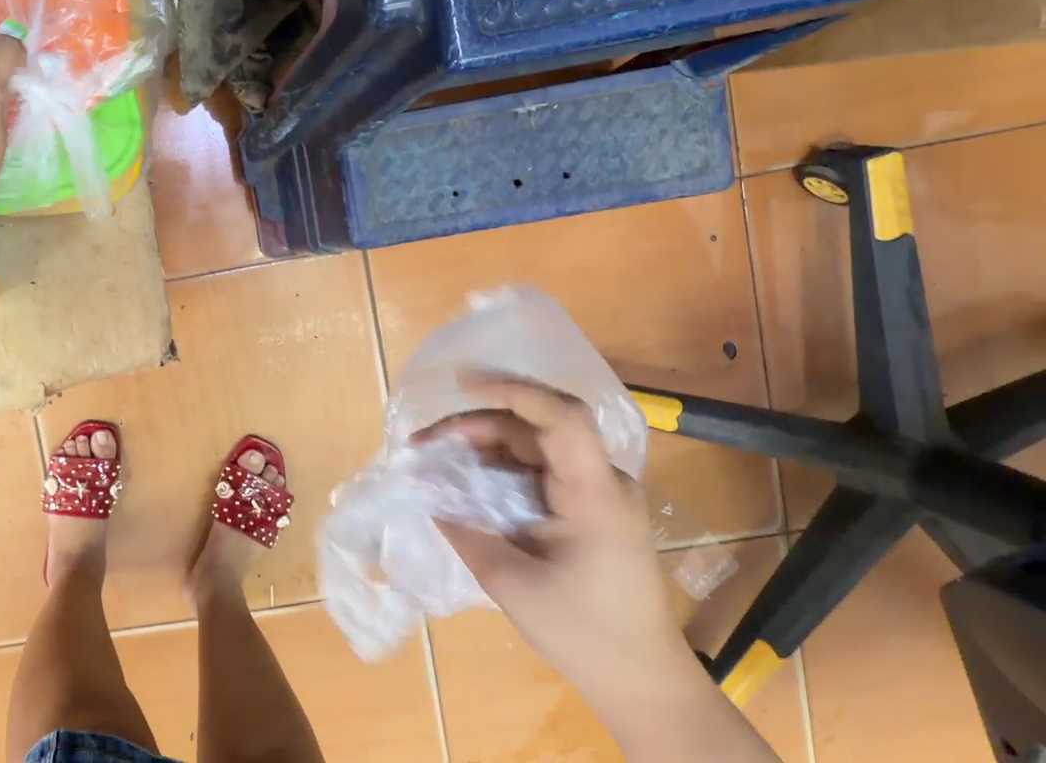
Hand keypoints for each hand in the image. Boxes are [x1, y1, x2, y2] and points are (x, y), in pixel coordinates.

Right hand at [420, 373, 699, 705]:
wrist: (642, 681)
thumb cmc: (582, 632)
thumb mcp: (509, 580)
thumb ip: (463, 526)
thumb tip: (422, 487)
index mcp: (594, 493)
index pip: (560, 417)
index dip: (511, 389)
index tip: (459, 383)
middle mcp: (601, 481)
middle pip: (536, 427)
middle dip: (476, 424)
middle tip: (425, 444)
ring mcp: (597, 494)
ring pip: (533, 446)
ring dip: (483, 445)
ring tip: (436, 461)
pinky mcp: (587, 509)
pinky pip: (538, 471)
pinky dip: (497, 468)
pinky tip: (465, 483)